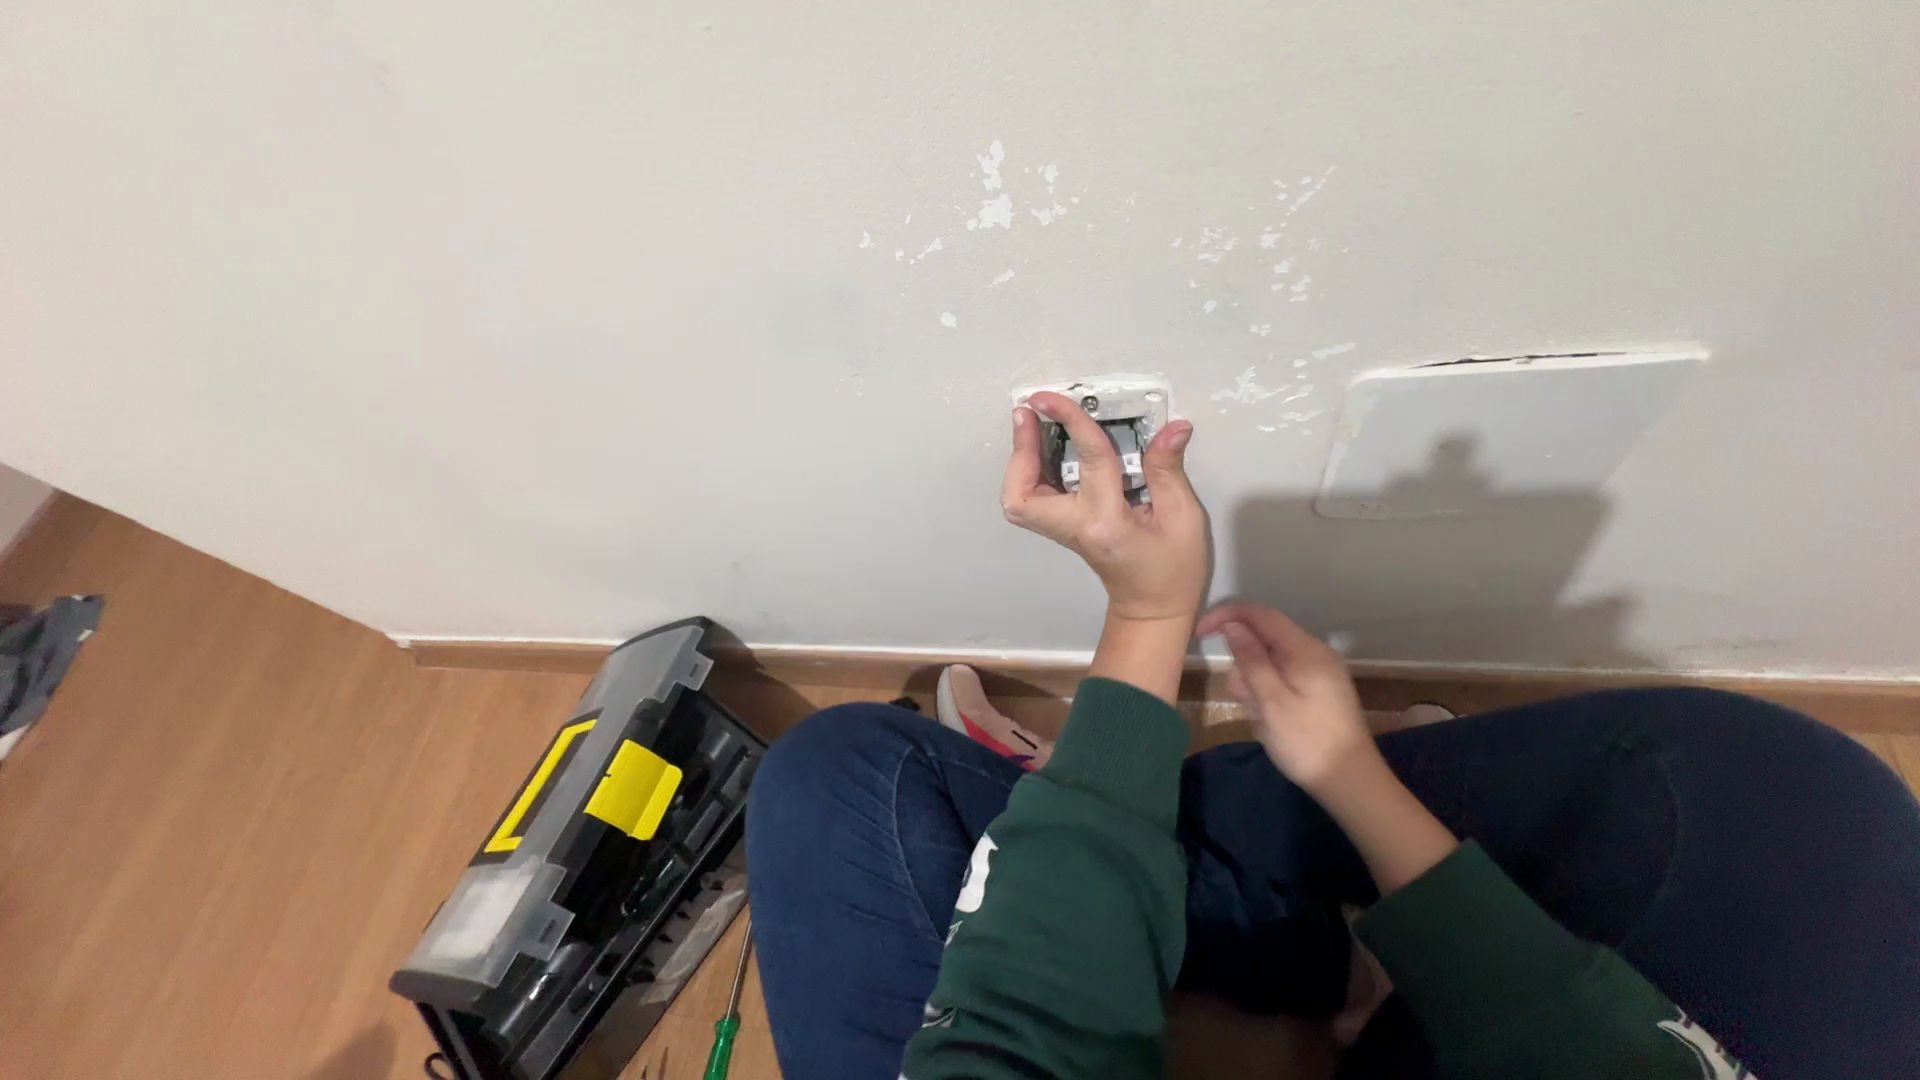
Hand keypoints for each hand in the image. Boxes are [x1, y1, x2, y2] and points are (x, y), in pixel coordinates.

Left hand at [1001, 392, 1207, 622]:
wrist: (1152, 609)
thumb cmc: (1172, 570)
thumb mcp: (1183, 517)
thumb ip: (1167, 470)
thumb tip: (1172, 427)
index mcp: (1105, 521)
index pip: (1087, 461)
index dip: (1072, 422)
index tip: (1054, 397)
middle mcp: (1074, 527)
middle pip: (1021, 493)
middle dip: (1020, 449)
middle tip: (1028, 414)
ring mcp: (1063, 532)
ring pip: (1018, 498)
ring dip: (1020, 459)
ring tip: (1033, 424)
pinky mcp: (1063, 529)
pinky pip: (1032, 499)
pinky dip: (1030, 471)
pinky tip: (1046, 448)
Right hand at [1196, 603, 1373, 790]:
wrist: (1350, 783)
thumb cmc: (1306, 742)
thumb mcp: (1270, 701)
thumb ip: (1251, 659)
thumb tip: (1232, 625)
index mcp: (1305, 650)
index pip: (1260, 615)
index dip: (1227, 616)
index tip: (1199, 633)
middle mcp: (1314, 653)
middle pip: (1262, 640)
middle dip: (1243, 666)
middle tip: (1245, 700)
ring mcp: (1318, 671)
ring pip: (1268, 661)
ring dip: (1254, 684)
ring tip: (1261, 717)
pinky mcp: (1317, 688)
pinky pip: (1280, 678)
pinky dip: (1267, 693)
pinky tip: (1271, 719)